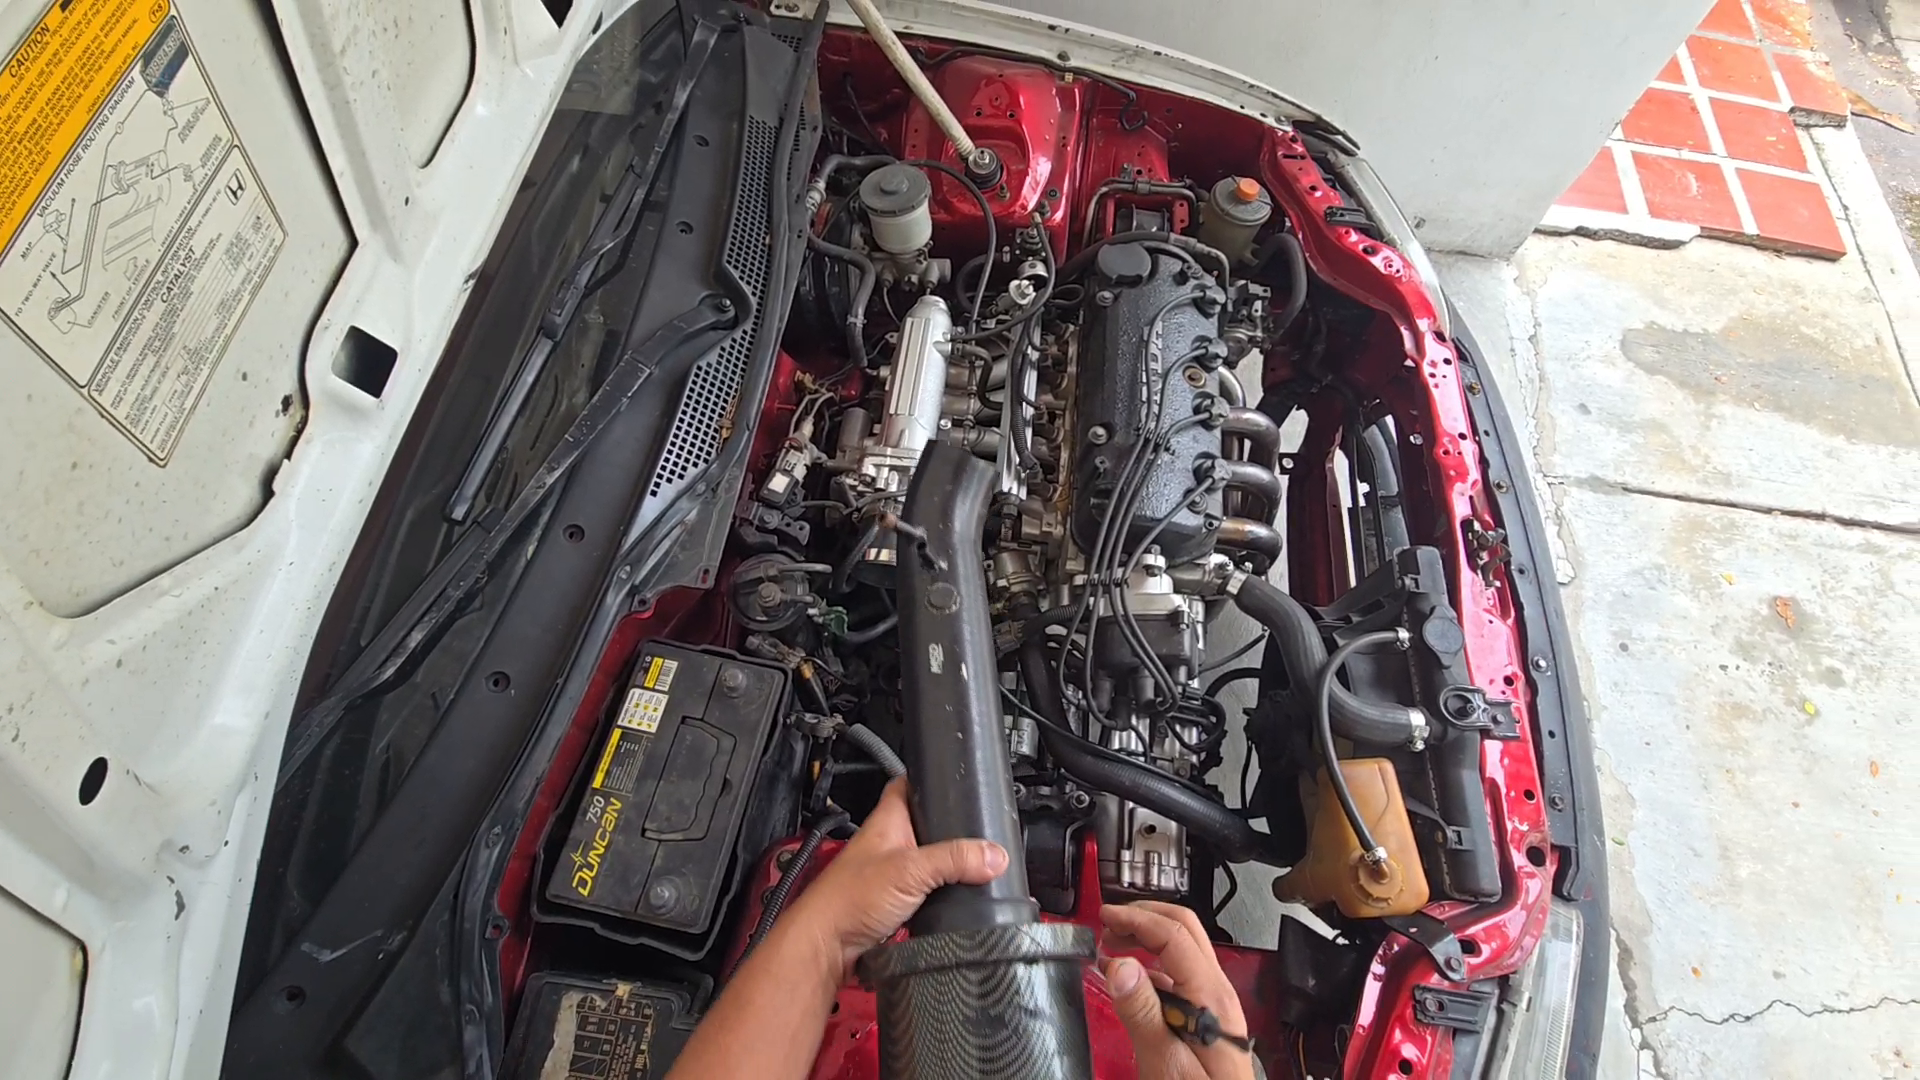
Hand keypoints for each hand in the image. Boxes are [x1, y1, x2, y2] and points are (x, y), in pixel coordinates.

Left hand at [782, 778, 1009, 981]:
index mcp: (888, 819)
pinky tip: (952, 897)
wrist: (827, 947)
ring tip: (971, 864)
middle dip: (949, 828)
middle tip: (976, 829)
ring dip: (945, 864)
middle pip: (925, 823)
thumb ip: (955, 860)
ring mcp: (890, 872)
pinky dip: (939, 892)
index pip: (909, 783)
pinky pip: (925, 889)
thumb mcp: (911, 870)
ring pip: (927, 859)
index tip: (955, 777)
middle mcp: (888, 841)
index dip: (930, 777)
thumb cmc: (847, 898)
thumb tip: (994, 855)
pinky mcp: (893, 902)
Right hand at [1099, 901, 1255, 1079]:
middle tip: (1107, 925)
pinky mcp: (1209, 1018)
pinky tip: (1131, 980)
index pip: (1173, 934)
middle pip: (1185, 927)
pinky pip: (1181, 972)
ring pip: (1184, 945)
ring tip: (1113, 946)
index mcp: (1211, 996)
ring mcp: (1216, 1003)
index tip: (1103, 918)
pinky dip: (1152, 962)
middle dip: (1143, 916)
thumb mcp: (1166, 1067)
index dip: (1135, 918)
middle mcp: (1218, 991)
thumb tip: (1118, 964)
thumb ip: (1143, 1014)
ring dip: (1147, 935)